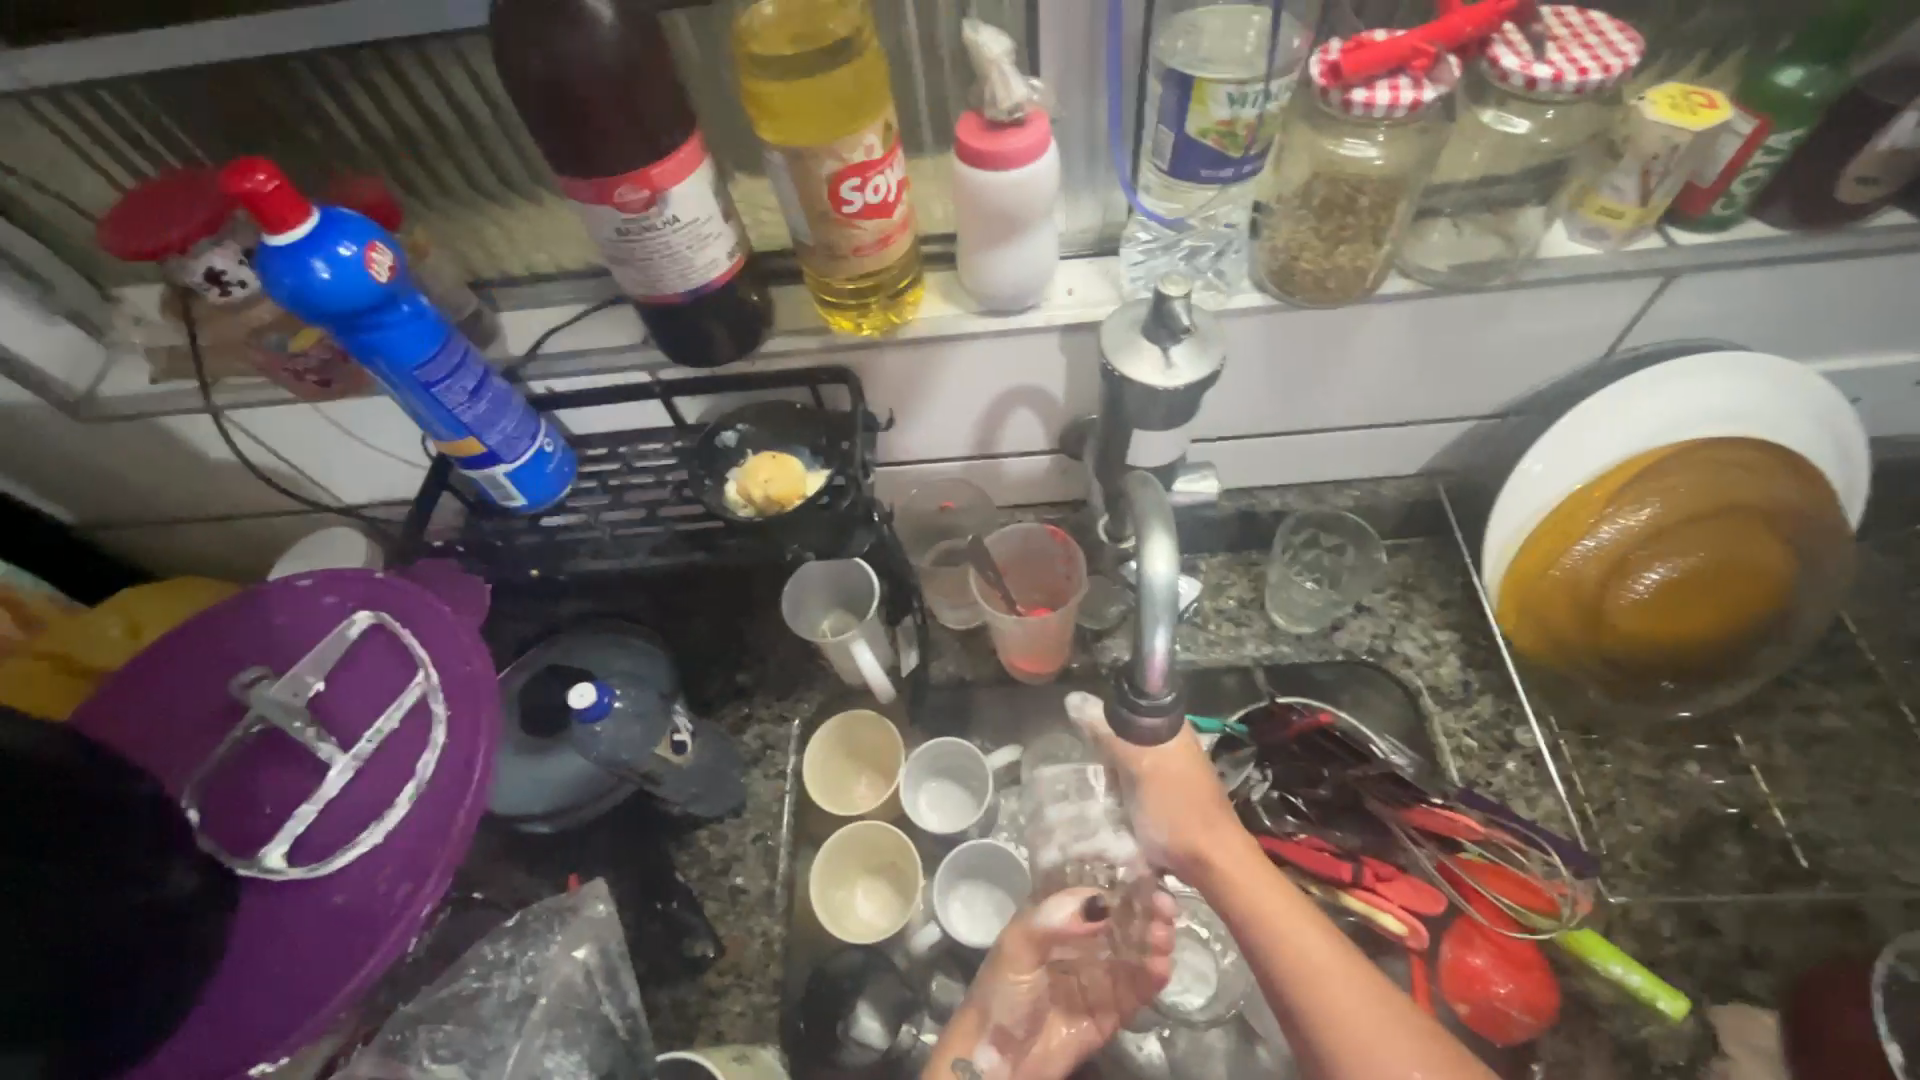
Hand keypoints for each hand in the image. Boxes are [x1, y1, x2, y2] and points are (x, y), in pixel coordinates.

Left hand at [947, 888, 1175, 1079]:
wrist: (995, 1063)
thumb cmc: (1001, 994)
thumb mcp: (1018, 945)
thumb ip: (1055, 918)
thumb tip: (1101, 901)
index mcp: (1054, 922)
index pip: (1093, 896)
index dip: (1120, 887)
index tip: (1145, 879)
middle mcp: (1078, 946)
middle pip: (1119, 923)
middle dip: (1144, 912)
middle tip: (1166, 907)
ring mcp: (1095, 980)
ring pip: (1132, 954)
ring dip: (1152, 942)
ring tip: (1165, 937)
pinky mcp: (1108, 1014)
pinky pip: (1135, 992)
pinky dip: (1151, 978)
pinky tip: (1161, 967)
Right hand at [1063, 690, 1252, 879]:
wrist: (1212, 862)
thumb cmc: (1175, 809)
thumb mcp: (1137, 766)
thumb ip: (1107, 734)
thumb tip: (1073, 698)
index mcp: (1170, 728)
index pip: (1128, 706)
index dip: (1103, 718)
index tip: (1085, 738)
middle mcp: (1173, 745)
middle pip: (1123, 738)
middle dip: (1106, 757)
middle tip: (1098, 776)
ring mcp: (1172, 775)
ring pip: (1126, 767)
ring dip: (1113, 783)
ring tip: (1104, 798)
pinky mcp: (1168, 800)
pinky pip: (1134, 791)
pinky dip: (1122, 800)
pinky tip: (1115, 813)